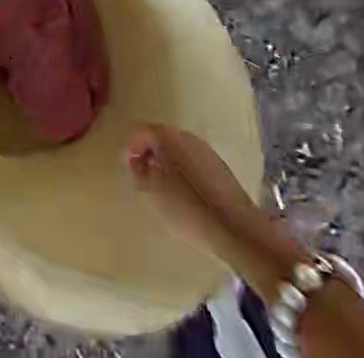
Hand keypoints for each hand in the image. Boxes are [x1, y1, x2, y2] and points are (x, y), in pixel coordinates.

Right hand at [123, 124, 304, 293]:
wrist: (238, 232)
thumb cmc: (187, 207)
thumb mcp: (151, 190)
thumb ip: (138, 171)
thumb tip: (137, 161)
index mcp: (167, 136)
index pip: (139, 131)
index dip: (128, 146)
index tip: (125, 165)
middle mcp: (187, 137)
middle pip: (159, 137)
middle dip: (147, 152)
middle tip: (140, 174)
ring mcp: (207, 152)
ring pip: (177, 150)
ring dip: (165, 162)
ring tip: (160, 186)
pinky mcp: (221, 169)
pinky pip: (192, 162)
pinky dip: (182, 171)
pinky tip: (182, 193)